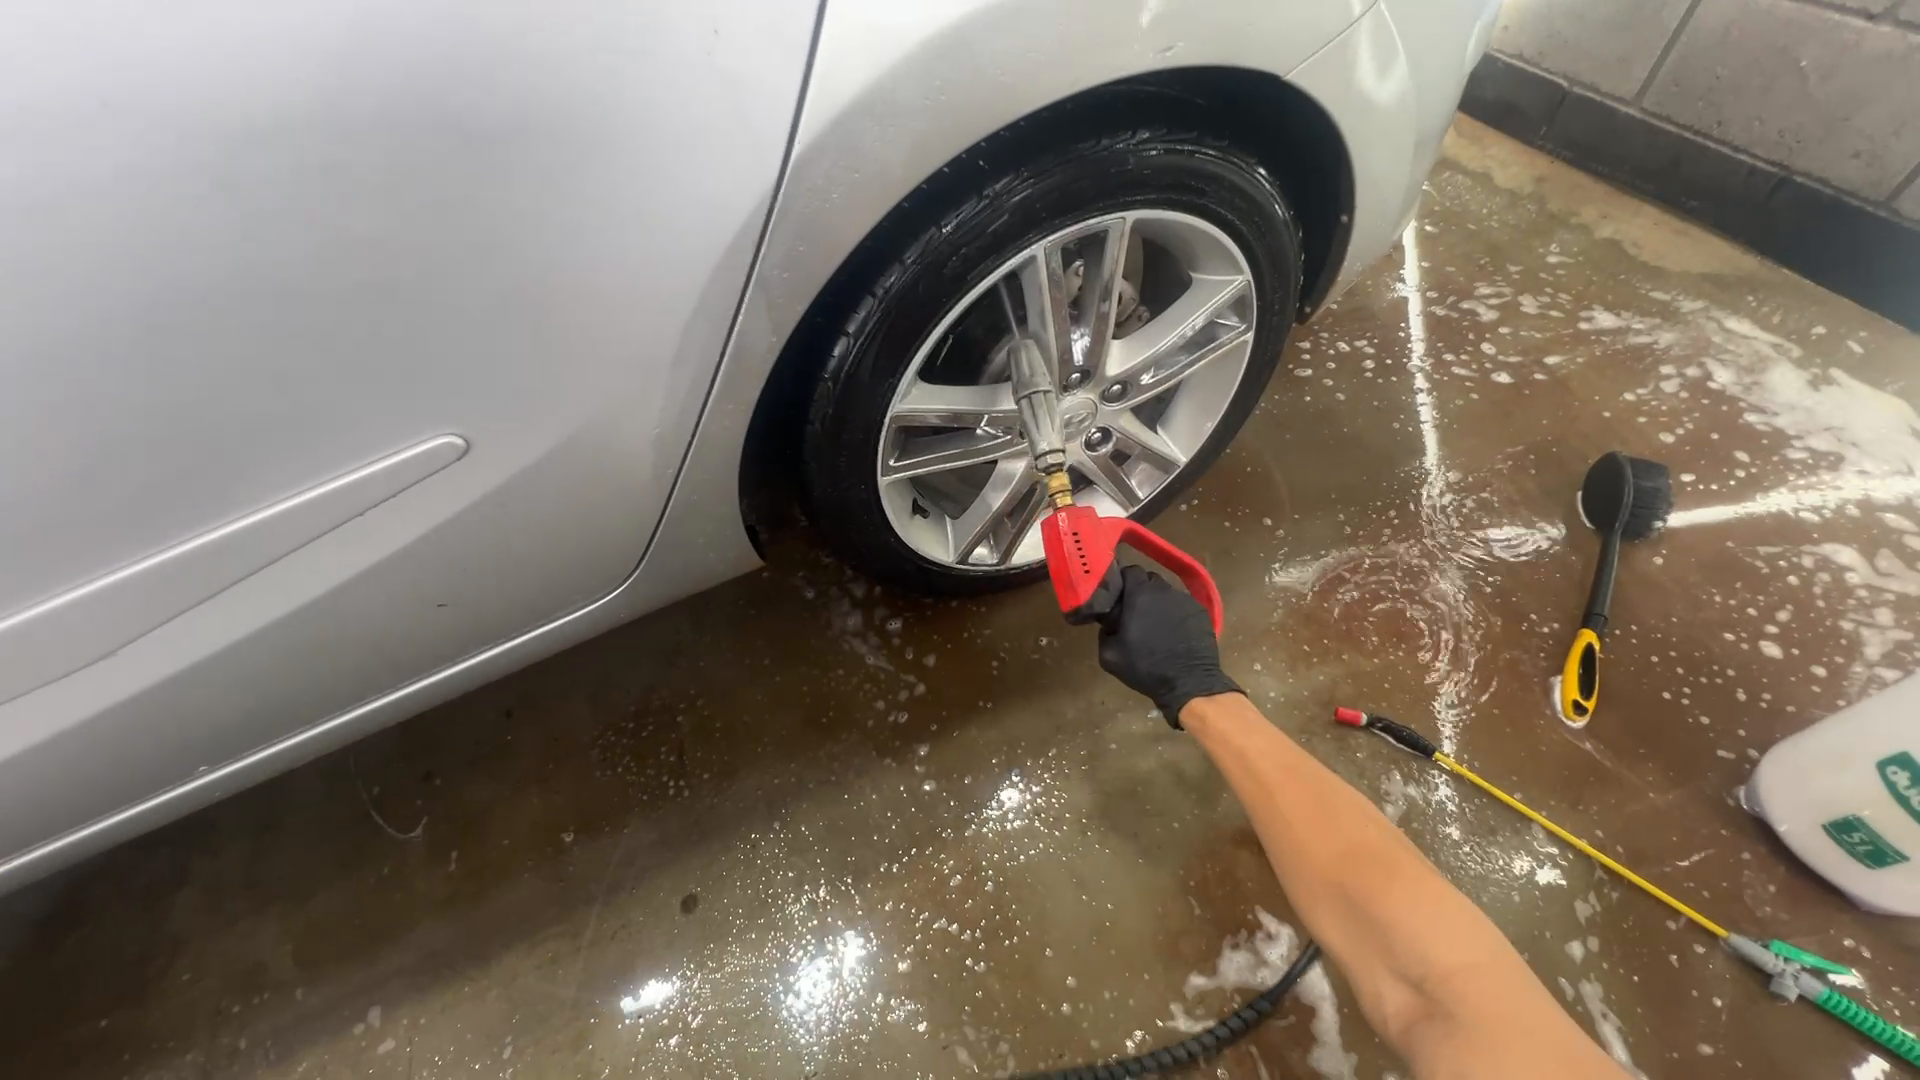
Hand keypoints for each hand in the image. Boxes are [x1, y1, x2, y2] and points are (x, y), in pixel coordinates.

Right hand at [1095, 565, 1241, 727]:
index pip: (1130, 571)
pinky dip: (1176, 613)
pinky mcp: (1200, 612)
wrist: (1188, 683)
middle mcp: (1164, 590)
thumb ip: (1104, 630)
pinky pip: (1182, 605)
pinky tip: (1174, 632)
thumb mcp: (1109, 654)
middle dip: (1140, 591)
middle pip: (1149, 579)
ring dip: (1159, 603)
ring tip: (1156, 625)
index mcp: (1140, 594)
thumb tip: (1109, 621)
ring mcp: (1185, 600)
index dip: (1123, 581)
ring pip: (1167, 592)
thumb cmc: (1145, 667)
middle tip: (1134, 611)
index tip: (1118, 596)